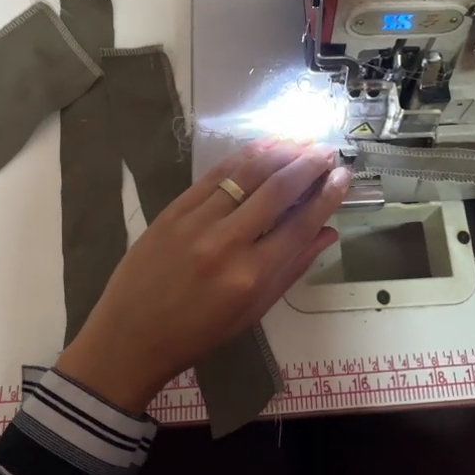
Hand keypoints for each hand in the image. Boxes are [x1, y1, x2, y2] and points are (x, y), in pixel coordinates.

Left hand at [56, 140, 350, 413]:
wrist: (131, 334)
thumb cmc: (198, 333)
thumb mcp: (254, 312)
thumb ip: (292, 268)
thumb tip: (329, 232)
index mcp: (251, 277)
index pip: (300, 224)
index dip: (327, 196)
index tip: (343, 176)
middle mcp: (227, 243)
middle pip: (278, 190)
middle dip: (308, 164)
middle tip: (328, 150)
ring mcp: (198, 221)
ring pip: (248, 173)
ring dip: (280, 151)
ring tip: (302, 140)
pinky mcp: (176, 207)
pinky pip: (217, 173)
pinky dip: (245, 155)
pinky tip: (264, 145)